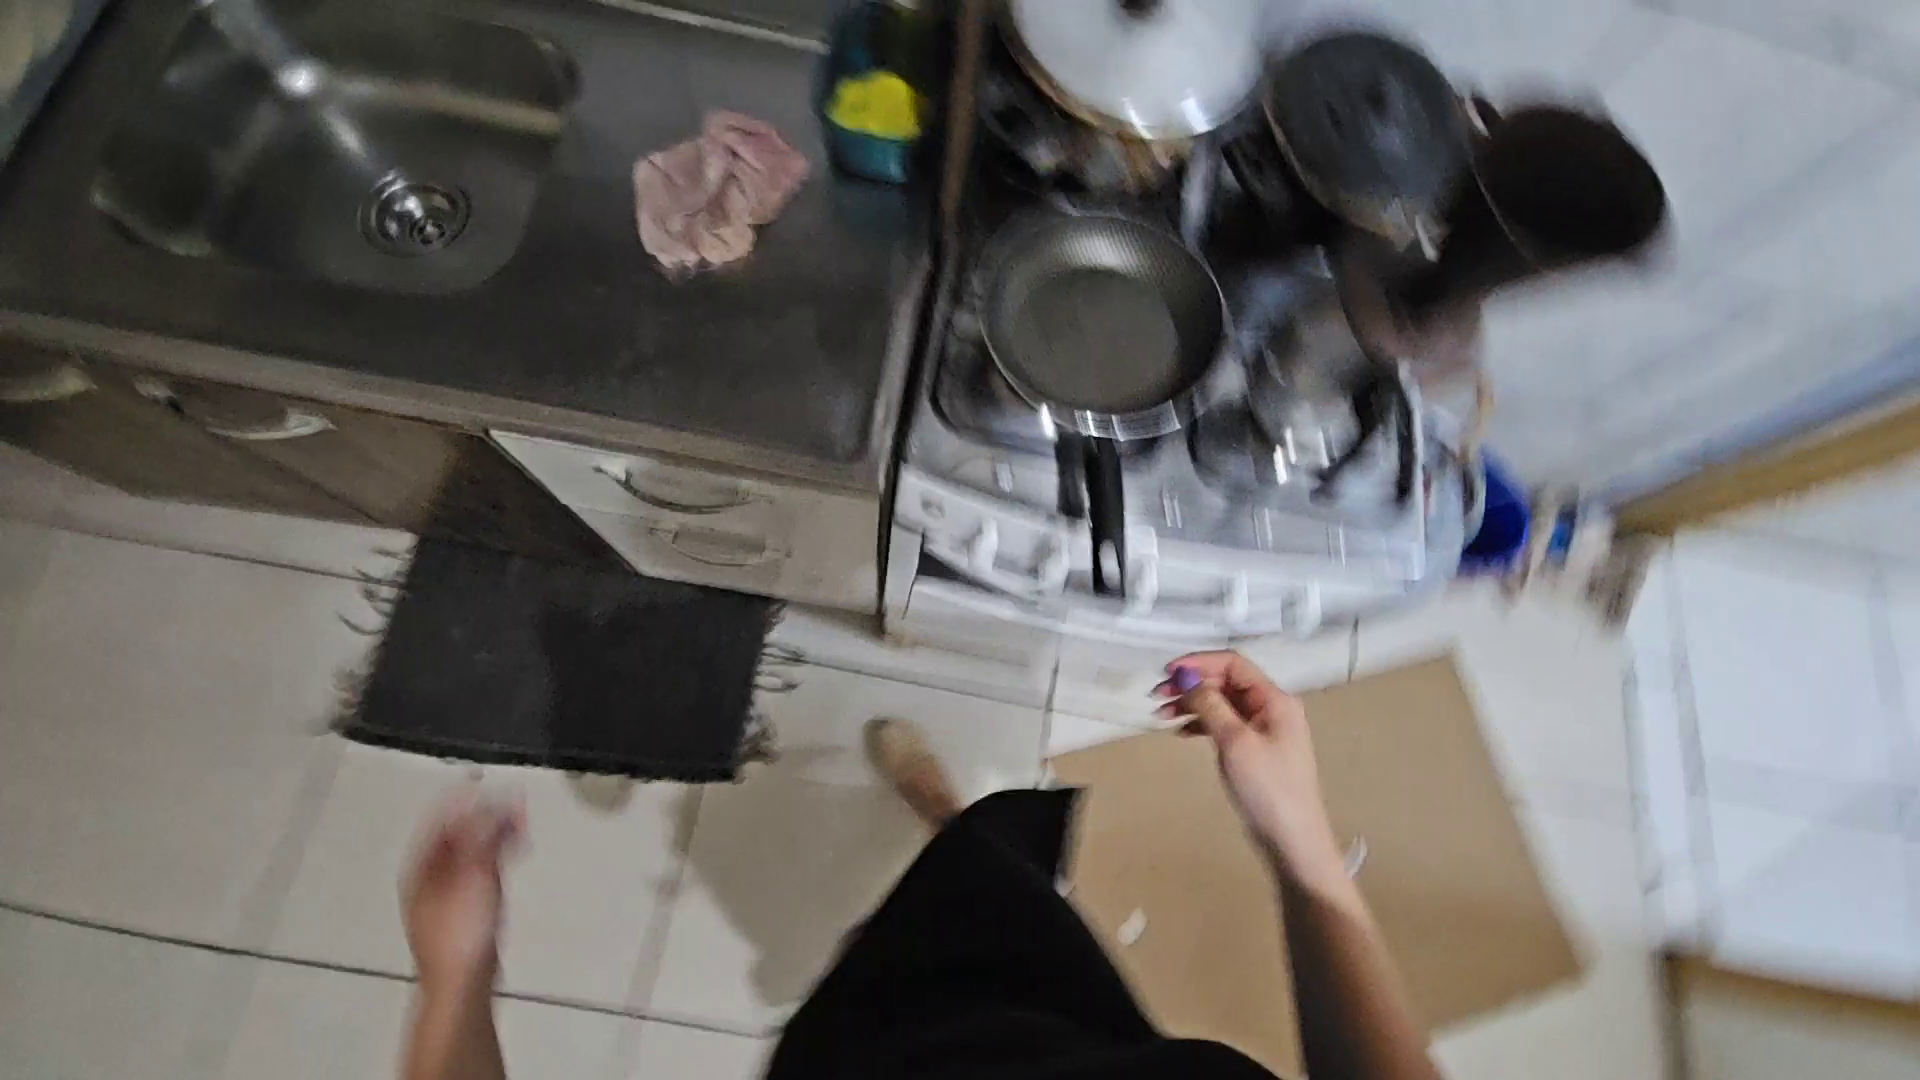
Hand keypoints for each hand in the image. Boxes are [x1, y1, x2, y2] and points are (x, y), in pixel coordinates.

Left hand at [401, 788, 525, 994]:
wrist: (462, 980)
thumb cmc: (464, 929)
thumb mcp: (475, 877)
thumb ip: (482, 840)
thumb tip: (490, 805)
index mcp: (424, 867)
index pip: (439, 820)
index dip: (458, 795)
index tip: (478, 775)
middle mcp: (431, 874)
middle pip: (457, 832)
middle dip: (487, 813)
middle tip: (516, 802)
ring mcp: (446, 890)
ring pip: (471, 847)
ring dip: (496, 831)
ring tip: (522, 823)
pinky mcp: (464, 903)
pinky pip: (480, 863)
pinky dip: (498, 850)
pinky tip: (516, 850)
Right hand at [1155, 652, 1345, 886]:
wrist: (1293, 842)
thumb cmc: (1267, 787)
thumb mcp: (1234, 741)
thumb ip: (1209, 703)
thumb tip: (1186, 675)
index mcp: (1274, 699)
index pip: (1232, 663)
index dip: (1198, 662)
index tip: (1166, 673)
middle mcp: (1271, 707)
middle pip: (1225, 681)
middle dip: (1190, 683)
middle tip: (1157, 696)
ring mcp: (1263, 729)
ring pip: (1221, 702)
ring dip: (1191, 703)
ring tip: (1161, 716)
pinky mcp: (1253, 750)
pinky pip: (1223, 724)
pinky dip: (1201, 723)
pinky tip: (1181, 732)